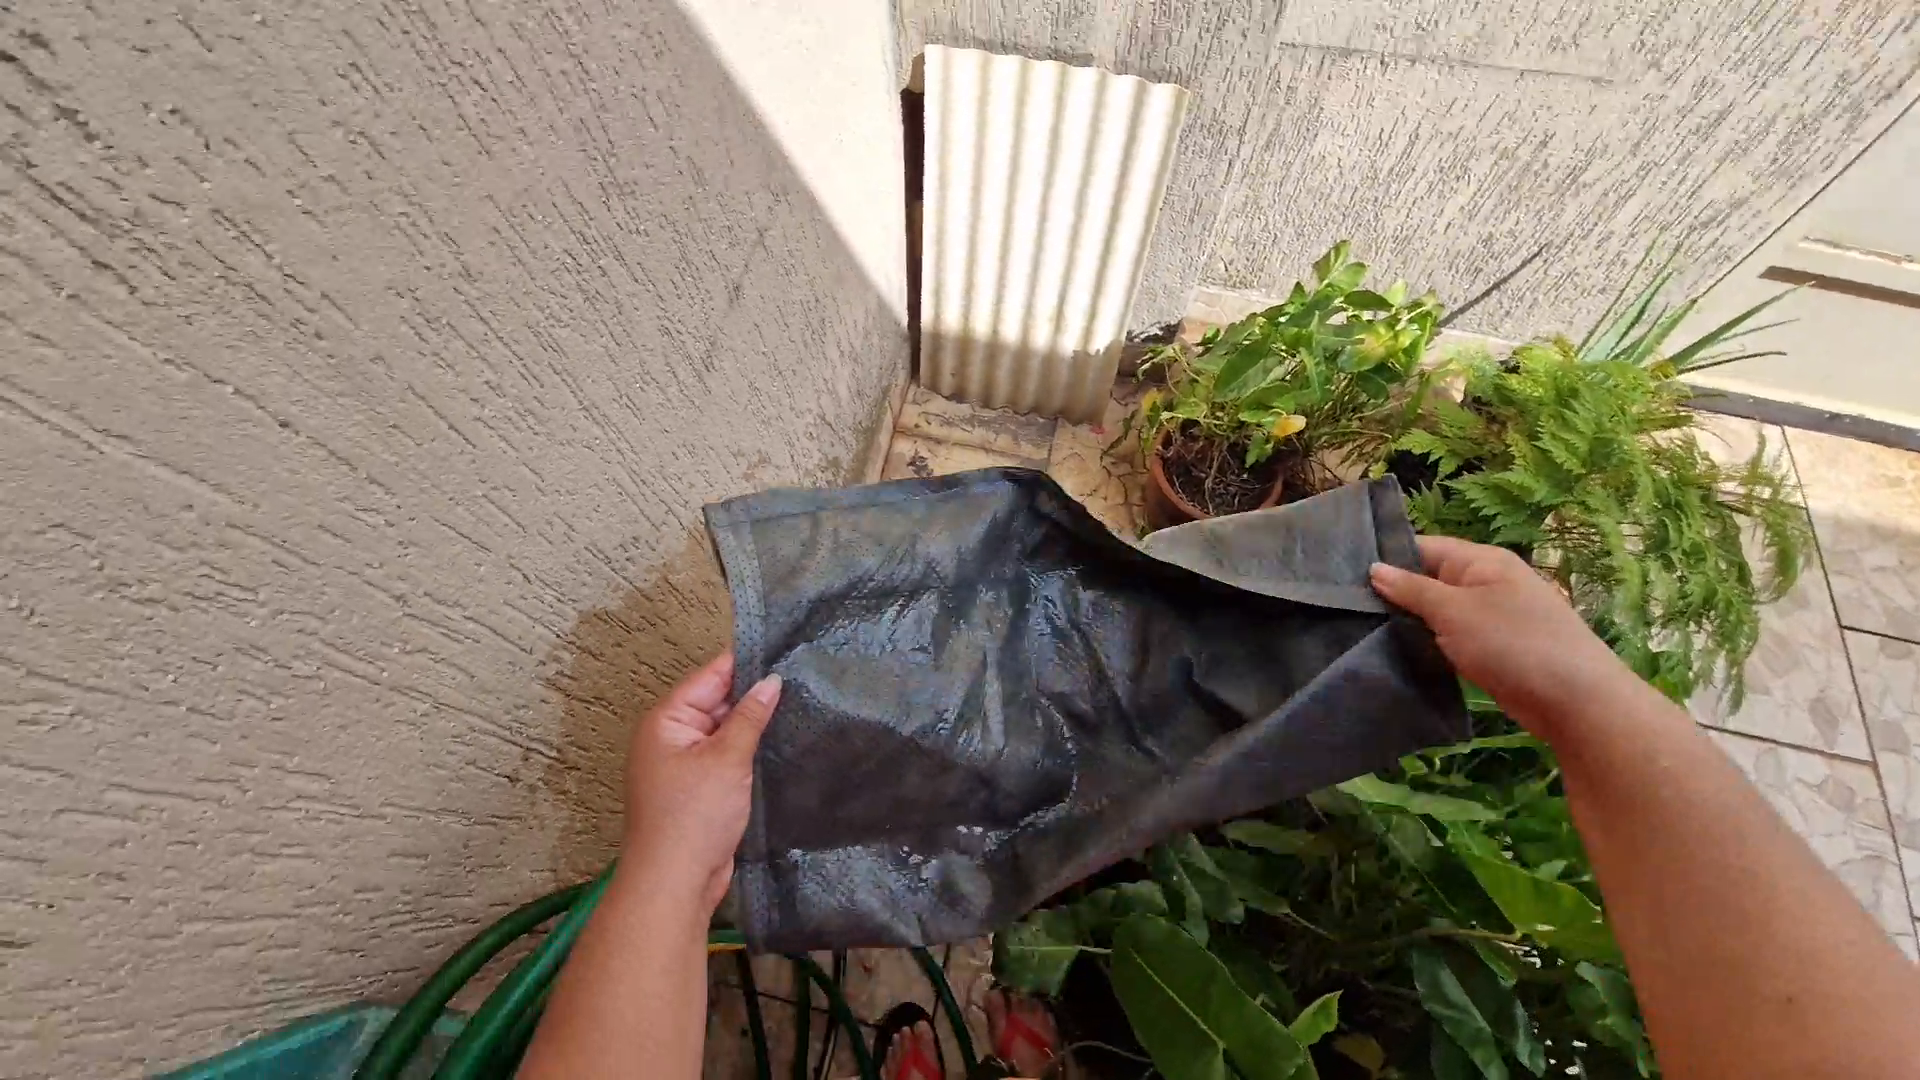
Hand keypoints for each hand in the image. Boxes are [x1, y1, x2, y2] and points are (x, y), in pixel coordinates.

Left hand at [623, 651, 780, 912]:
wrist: (675, 883)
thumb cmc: (694, 815)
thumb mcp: (727, 758)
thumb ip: (750, 715)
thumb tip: (771, 681)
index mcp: (667, 720)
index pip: (710, 676)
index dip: (745, 663)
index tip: (782, 649)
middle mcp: (671, 736)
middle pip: (717, 701)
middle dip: (753, 694)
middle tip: (800, 677)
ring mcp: (684, 763)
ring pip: (724, 729)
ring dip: (752, 723)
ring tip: (799, 703)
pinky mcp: (700, 787)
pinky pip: (726, 755)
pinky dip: (748, 748)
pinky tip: (779, 741)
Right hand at [1369, 535, 1628, 739]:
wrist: (1575, 702)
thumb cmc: (1513, 643)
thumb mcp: (1453, 611)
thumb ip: (1410, 589)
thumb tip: (1374, 569)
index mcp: (1482, 561)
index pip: (1422, 547)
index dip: (1386, 558)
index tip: (1344, 575)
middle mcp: (1486, 582)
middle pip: (1427, 578)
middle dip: (1392, 592)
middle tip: (1347, 606)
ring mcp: (1490, 616)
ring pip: (1435, 610)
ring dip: (1408, 620)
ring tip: (1362, 628)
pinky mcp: (1490, 647)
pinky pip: (1448, 635)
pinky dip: (1426, 641)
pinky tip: (1397, 650)